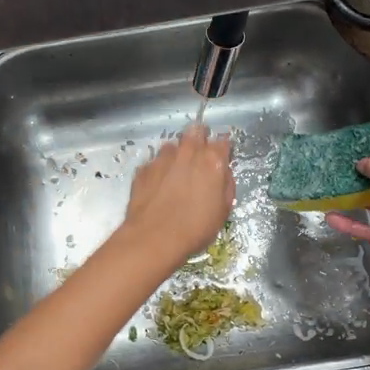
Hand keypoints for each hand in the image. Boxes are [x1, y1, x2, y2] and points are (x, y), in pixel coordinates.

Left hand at [120, 125, 235, 264]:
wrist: (154, 238)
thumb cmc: (195, 228)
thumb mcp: (223, 210)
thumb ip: (226, 185)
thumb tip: (223, 173)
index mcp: (212, 161)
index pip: (223, 141)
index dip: (223, 148)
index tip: (222, 157)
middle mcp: (187, 152)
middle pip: (195, 131)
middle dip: (200, 137)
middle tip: (200, 155)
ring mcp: (162, 159)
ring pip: (172, 145)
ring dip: (177, 153)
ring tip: (176, 172)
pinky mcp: (143, 169)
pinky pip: (154, 162)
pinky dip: (159, 169)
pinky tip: (158, 185)